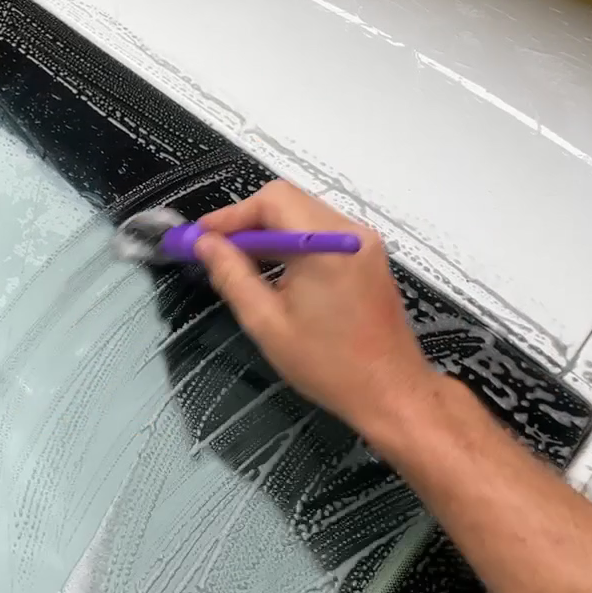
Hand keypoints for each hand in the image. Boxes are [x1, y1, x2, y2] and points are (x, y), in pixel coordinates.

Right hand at [194, 181, 440, 440]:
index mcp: (326, 246)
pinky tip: (269, 267)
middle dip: (245, 221)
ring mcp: (363, 242)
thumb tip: (204, 244)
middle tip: (214, 249)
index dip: (229, 215)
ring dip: (265, 230)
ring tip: (237, 261)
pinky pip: (317, 230)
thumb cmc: (326, 364)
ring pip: (301, 212)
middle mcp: (350, 232)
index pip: (271, 201)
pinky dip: (288, 240)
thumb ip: (231, 275)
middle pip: (286, 200)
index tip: (199, 238)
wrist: (391, 392)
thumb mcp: (265, 322)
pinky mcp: (366, 255)